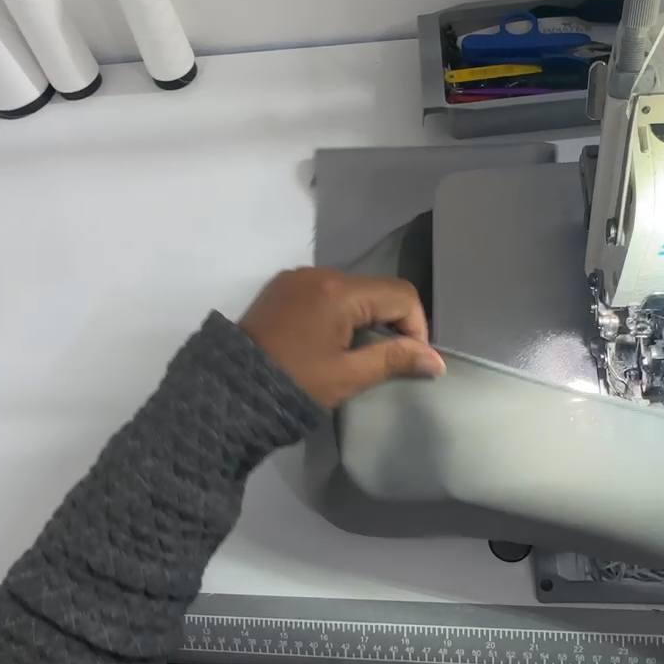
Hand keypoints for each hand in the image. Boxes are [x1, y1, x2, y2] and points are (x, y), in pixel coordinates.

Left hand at [237, 269, 445, 407]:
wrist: (228, 391)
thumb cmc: (293, 383)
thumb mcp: (348, 376)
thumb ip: (394, 360)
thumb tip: (436, 361)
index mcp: (339, 291)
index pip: (401, 295)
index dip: (415, 327)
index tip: (408, 360)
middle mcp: (319, 273)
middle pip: (376, 290)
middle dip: (390, 322)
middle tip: (384, 360)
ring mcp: (296, 278)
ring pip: (351, 291)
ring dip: (363, 318)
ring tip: (355, 354)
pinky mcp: (280, 288)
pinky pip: (324, 293)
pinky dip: (337, 313)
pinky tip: (328, 342)